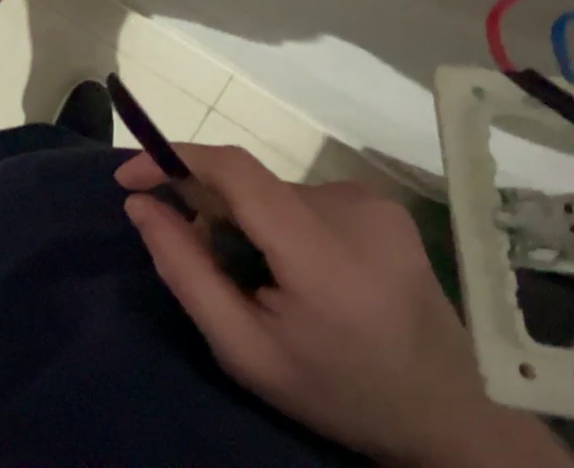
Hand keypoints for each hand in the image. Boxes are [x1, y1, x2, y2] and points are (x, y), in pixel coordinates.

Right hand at [117, 146, 573, 467]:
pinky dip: (278, 220)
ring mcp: (374, 204)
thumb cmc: (336, 390)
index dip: (172, 159)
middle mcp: (352, 210)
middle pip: (247, 183)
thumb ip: (187, 273)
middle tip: (207, 264)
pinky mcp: (384, 205)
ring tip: (260, 279)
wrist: (446, 414)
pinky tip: (297, 271)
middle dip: (208, 209)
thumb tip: (140, 206)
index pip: (235, 170)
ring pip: (271, 189)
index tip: (128, 180)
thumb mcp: (245, 351)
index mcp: (321, 253)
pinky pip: (302, 196)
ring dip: (244, 218)